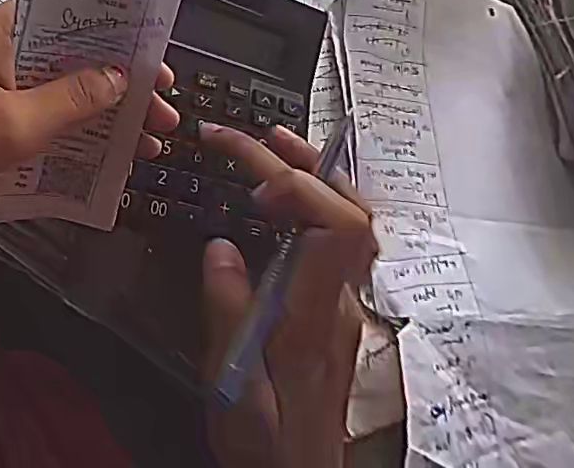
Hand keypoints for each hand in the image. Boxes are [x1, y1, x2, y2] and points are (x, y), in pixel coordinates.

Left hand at [0, 0, 180, 315]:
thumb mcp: (9, 125)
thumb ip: (69, 98)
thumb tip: (122, 76)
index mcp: (0, 35)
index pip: (63, 7)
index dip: (109, 17)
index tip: (152, 35)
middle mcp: (8, 57)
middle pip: (77, 53)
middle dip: (123, 76)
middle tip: (166, 97)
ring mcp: (10, 97)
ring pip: (75, 93)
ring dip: (114, 112)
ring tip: (157, 135)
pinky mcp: (11, 133)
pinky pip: (61, 126)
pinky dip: (92, 138)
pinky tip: (125, 157)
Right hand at [198, 123, 376, 467]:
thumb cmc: (265, 440)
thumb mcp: (230, 381)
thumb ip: (226, 312)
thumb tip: (221, 247)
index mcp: (316, 314)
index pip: (337, 229)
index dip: (301, 186)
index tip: (254, 178)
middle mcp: (340, 301)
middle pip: (351, 212)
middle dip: (306, 162)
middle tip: (259, 137)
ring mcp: (344, 300)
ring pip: (352, 218)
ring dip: (315, 172)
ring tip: (273, 145)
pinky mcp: (334, 301)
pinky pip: (336, 232)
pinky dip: (312, 197)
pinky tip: (283, 192)